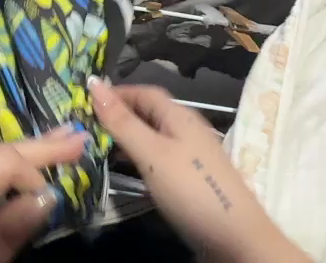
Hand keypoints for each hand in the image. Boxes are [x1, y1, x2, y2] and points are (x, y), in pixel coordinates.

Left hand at [0, 126, 86, 262]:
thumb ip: (5, 235)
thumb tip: (45, 195)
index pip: (1, 161)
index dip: (33, 174)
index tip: (52, 201)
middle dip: (39, 145)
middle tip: (78, 137)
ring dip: (24, 148)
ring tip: (61, 141)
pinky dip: (3, 160)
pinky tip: (23, 160)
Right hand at [88, 77, 312, 262]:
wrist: (240, 242)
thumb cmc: (192, 190)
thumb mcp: (151, 154)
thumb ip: (122, 122)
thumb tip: (93, 82)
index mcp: (179, 115)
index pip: (143, 91)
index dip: (116, 92)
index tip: (86, 101)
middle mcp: (187, 129)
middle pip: (149, 113)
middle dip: (119, 114)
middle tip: (88, 126)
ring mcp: (193, 157)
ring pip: (154, 137)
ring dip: (128, 138)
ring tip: (100, 147)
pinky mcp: (194, 182)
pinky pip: (161, 159)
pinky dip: (141, 159)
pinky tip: (129, 173)